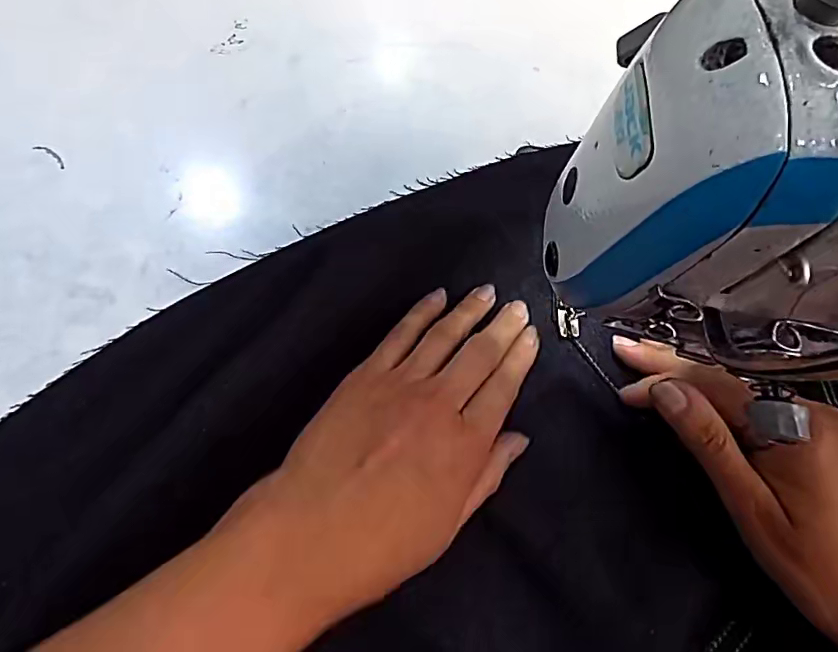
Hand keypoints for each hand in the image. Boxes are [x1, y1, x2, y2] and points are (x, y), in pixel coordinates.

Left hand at [40, 287, 538, 651]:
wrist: (306, 535)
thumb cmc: (382, 544)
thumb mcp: (448, 525)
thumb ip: (487, 476)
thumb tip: (518, 439)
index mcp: (464, 444)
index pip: (503, 387)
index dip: (520, 358)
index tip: (531, 335)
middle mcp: (439, 405)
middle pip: (480, 354)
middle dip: (503, 326)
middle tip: (518, 306)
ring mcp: (401, 384)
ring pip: (444, 336)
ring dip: (469, 310)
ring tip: (486, 293)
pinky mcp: (367, 375)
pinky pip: (401, 334)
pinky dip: (421, 312)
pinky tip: (437, 297)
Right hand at [614, 338, 837, 651]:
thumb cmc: (819, 569)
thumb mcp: (751, 507)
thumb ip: (709, 442)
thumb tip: (668, 392)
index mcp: (796, 424)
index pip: (715, 386)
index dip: (667, 380)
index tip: (628, 382)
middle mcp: (813, 409)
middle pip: (731, 380)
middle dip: (676, 366)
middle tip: (632, 351)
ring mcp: (823, 418)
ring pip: (747, 390)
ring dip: (700, 382)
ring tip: (656, 369)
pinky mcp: (826, 432)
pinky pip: (766, 404)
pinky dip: (729, 401)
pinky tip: (704, 398)